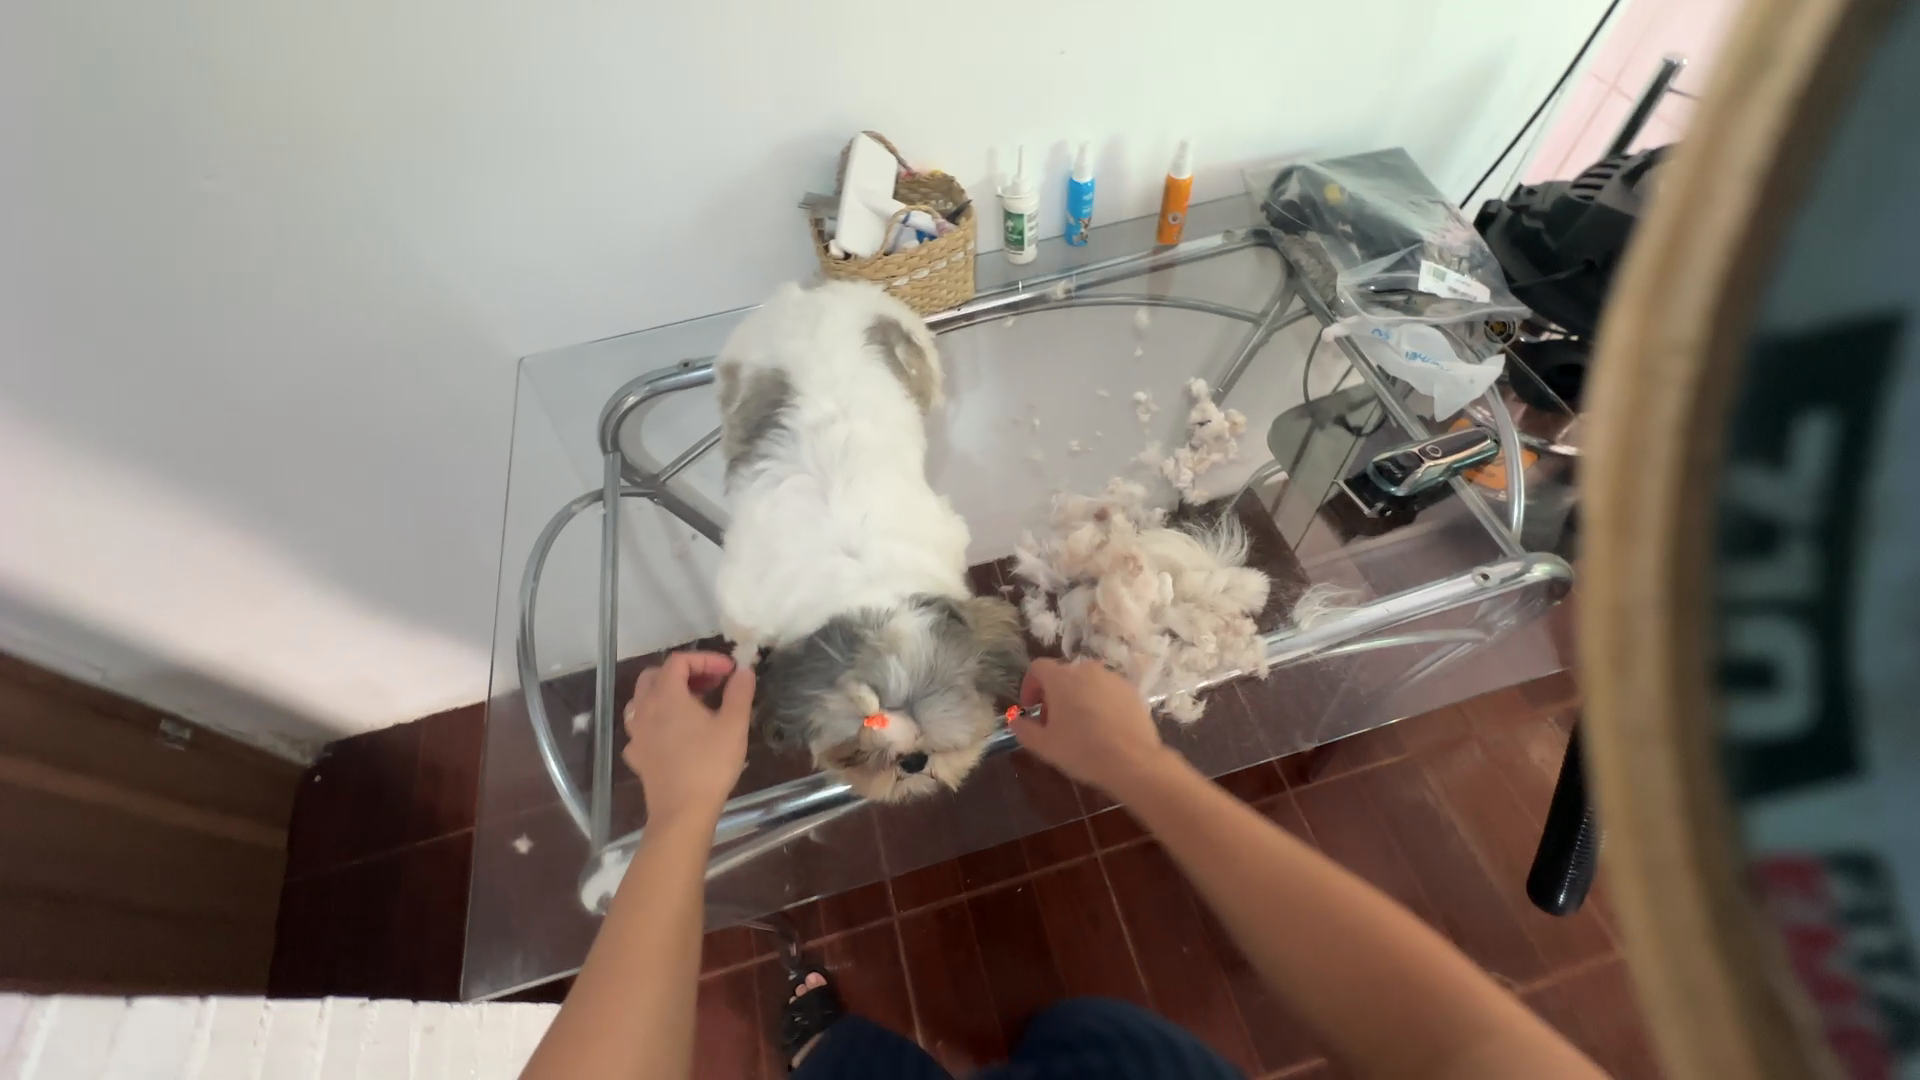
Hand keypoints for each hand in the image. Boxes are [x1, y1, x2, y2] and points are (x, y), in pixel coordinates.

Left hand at [622, 652, 755, 826]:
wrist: (682, 812)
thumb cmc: (710, 764)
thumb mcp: (734, 724)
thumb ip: (739, 692)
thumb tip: (744, 670)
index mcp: (667, 696)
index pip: (679, 661)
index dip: (705, 659)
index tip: (729, 671)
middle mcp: (644, 709)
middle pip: (655, 675)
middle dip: (684, 672)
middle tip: (711, 683)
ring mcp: (636, 734)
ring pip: (643, 700)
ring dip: (667, 694)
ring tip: (693, 704)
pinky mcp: (637, 755)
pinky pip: (642, 726)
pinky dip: (658, 719)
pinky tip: (676, 733)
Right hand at [1008, 658, 1174, 795]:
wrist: (1133, 761)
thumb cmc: (1082, 751)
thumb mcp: (1044, 745)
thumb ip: (1024, 729)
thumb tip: (1014, 720)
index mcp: (1061, 678)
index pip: (1038, 668)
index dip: (1030, 686)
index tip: (1031, 708)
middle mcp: (1086, 669)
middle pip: (1063, 674)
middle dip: (1054, 694)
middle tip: (1054, 721)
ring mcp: (1112, 678)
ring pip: (1087, 682)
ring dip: (1078, 696)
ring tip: (1080, 725)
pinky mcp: (1131, 690)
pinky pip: (1107, 690)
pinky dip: (1100, 702)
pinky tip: (1104, 727)